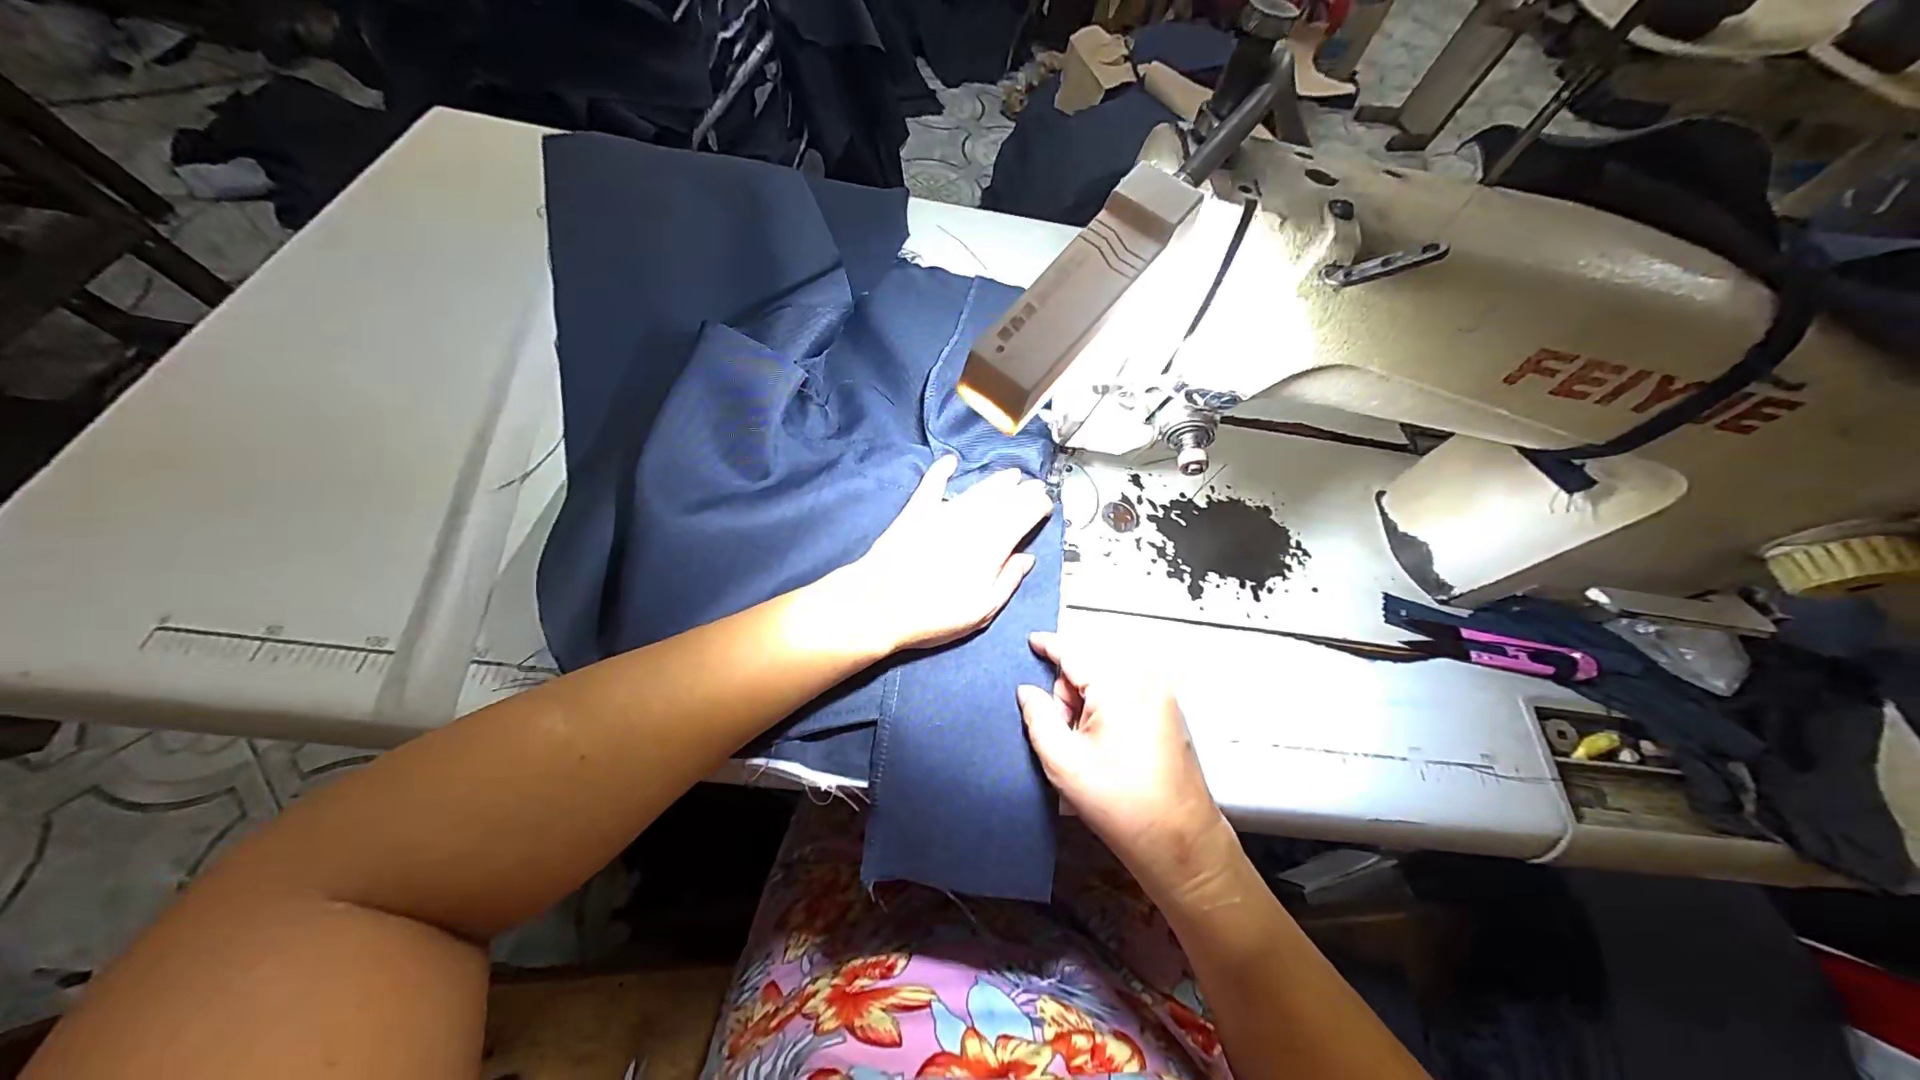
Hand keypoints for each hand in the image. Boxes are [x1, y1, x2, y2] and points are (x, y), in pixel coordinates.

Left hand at [841, 455, 1053, 652]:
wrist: (878, 605)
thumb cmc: (932, 614)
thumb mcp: (981, 610)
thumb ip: (1008, 581)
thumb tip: (1025, 560)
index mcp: (992, 545)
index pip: (1024, 514)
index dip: (1039, 505)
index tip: (1045, 504)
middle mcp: (971, 522)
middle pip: (1005, 498)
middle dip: (1023, 490)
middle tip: (1034, 487)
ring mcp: (943, 513)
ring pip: (977, 490)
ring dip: (997, 481)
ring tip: (1011, 475)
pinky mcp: (916, 511)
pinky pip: (932, 484)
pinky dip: (942, 471)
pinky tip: (950, 462)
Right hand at [1018, 632, 1236, 903]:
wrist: (1178, 839)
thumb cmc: (1125, 805)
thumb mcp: (1062, 760)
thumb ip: (1037, 716)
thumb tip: (1027, 693)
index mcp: (1119, 685)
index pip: (1074, 650)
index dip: (1048, 645)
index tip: (1033, 642)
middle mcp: (1145, 681)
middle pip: (1090, 664)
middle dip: (1068, 689)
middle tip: (1063, 729)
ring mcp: (1160, 695)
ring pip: (1107, 679)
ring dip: (1088, 699)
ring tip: (1086, 744)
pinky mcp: (1167, 711)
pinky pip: (1126, 691)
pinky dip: (1107, 706)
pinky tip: (1105, 744)